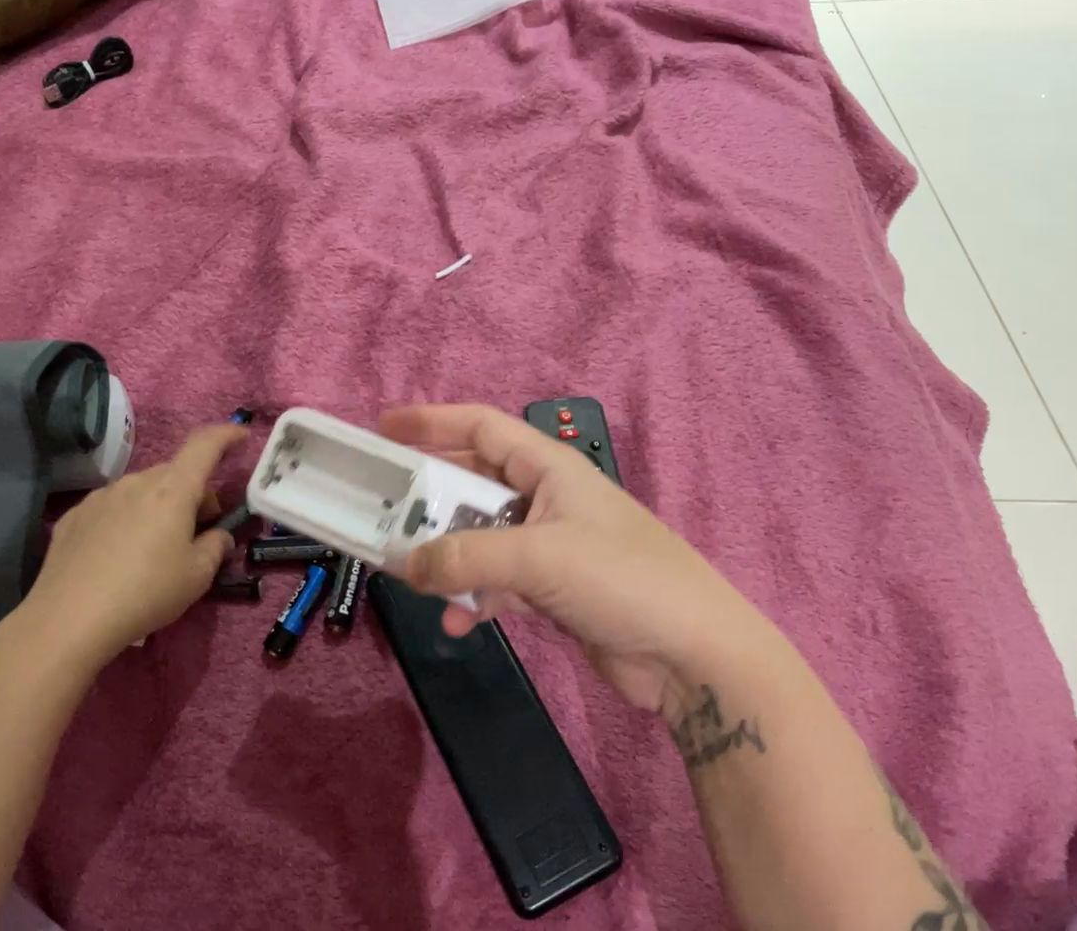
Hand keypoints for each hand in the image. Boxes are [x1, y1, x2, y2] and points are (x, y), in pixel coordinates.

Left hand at [14, 425, 249, 660]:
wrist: (69, 619)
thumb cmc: (146, 593)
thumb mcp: (197, 576)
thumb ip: (216, 547)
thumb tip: (218, 535)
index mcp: (173, 490)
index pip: (205, 445)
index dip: (227, 435)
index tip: (242, 437)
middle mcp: (135, 482)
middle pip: (174, 473)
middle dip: (194, 493)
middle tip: (200, 530)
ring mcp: (101, 497)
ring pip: (142, 490)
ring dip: (158, 506)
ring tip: (156, 548)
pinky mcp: (75, 516)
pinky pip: (112, 508)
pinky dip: (126, 519)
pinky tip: (118, 555)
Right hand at [379, 404, 767, 712]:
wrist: (693, 654)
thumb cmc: (621, 579)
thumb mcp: (538, 558)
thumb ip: (466, 556)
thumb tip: (406, 564)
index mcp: (549, 467)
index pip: (482, 427)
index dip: (432, 422)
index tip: (383, 429)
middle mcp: (547, 498)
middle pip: (474, 483)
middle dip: (430, 499)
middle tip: (384, 513)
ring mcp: (550, 545)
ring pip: (481, 537)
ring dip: (449, 556)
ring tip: (415, 578)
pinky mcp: (553, 589)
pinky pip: (497, 582)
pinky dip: (475, 598)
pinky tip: (461, 623)